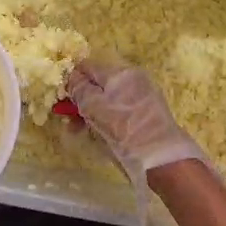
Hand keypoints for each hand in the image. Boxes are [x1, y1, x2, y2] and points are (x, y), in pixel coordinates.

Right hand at [65, 61, 209, 225]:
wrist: (163, 160)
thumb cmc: (124, 132)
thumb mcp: (95, 109)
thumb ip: (80, 90)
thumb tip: (72, 77)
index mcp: (119, 72)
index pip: (88, 66)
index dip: (73, 80)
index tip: (63, 100)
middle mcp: (132, 77)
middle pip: (99, 83)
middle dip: (82, 99)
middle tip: (69, 120)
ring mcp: (142, 94)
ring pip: (109, 97)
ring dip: (92, 111)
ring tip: (80, 131)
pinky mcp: (148, 111)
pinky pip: (120, 108)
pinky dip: (108, 117)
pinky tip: (100, 133)